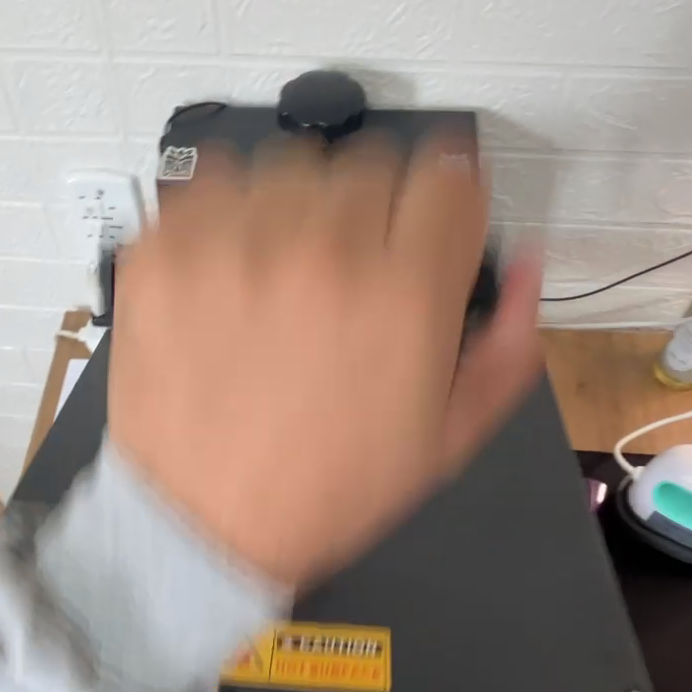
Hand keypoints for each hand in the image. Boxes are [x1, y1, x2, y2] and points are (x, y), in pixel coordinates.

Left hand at [108, 137, 544, 587]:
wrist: (203, 526)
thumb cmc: (322, 493)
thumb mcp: (443, 443)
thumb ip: (505, 348)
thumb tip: (525, 265)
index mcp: (405, 296)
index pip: (450, 178)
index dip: (443, 209)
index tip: (425, 230)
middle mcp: (323, 252)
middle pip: (373, 165)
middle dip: (374, 214)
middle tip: (349, 277)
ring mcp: (235, 244)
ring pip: (294, 165)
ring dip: (301, 210)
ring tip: (285, 280)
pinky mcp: (166, 250)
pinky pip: (213, 183)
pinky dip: (229, 216)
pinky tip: (231, 274)